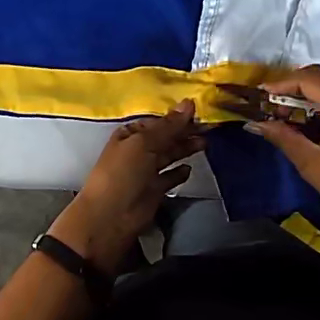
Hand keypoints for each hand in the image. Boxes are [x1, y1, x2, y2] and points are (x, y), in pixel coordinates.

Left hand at [50, 100, 204, 270]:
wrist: (111, 216)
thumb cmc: (123, 174)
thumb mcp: (144, 144)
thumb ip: (168, 126)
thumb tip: (189, 102)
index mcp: (129, 135)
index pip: (156, 121)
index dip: (176, 116)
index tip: (199, 111)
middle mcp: (137, 150)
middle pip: (164, 137)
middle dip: (184, 132)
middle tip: (208, 126)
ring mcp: (145, 171)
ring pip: (169, 155)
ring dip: (185, 149)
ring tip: (205, 142)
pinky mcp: (154, 190)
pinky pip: (169, 178)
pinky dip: (179, 173)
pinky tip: (190, 168)